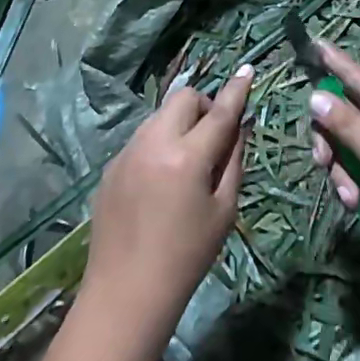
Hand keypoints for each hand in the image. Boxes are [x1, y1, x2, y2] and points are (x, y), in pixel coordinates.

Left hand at [83, 66, 253, 325]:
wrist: (127, 290)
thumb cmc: (188, 256)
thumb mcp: (224, 210)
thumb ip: (233, 161)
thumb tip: (237, 128)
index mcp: (187, 156)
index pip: (219, 111)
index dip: (237, 89)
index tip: (248, 70)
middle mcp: (153, 143)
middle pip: (183, 97)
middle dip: (204, 106)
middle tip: (215, 136)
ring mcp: (127, 152)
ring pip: (159, 115)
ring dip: (180, 123)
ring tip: (188, 161)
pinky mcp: (111, 166)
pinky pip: (142, 138)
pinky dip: (160, 143)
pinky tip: (162, 180)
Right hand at [308, 42, 359, 256]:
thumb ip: (346, 124)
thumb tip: (314, 95)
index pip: (357, 75)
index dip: (334, 61)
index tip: (313, 42)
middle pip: (340, 113)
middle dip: (328, 139)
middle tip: (322, 161)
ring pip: (341, 143)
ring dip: (339, 169)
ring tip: (349, 194)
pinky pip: (349, 165)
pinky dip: (347, 182)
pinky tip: (354, 201)